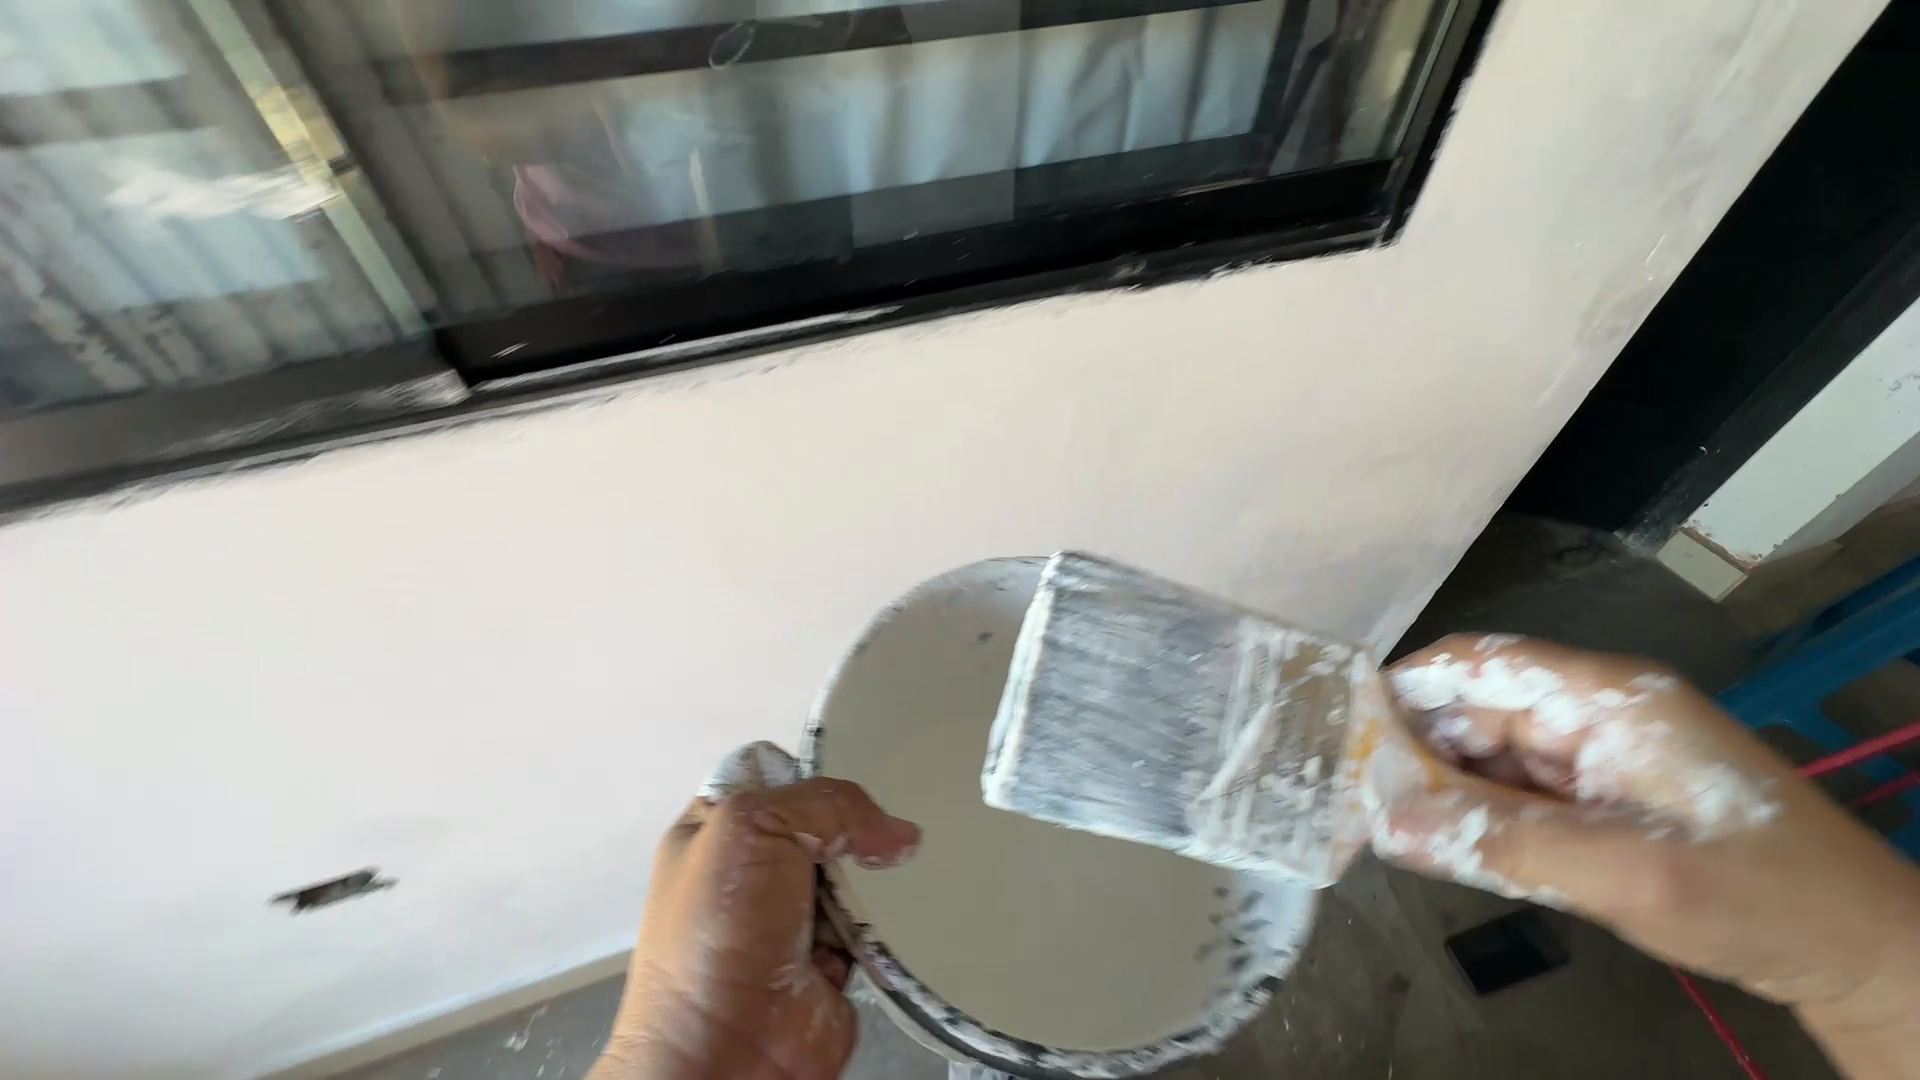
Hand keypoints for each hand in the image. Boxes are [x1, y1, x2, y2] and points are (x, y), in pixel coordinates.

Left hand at [589, 770, 919, 1079]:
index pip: (775, 774)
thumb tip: (898, 833)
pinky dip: (880, 920)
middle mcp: (753, 866)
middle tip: (873, 832)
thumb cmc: (717, 930)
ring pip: (852, 869)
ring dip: (868, 875)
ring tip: (879, 875)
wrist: (725, 1054)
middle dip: (849, 827)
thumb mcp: (755, 827)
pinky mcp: (831, 955)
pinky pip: (872, 919)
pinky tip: (879, 918)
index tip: (843, 778)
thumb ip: (828, 804)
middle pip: (823, 820)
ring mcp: (792, 913)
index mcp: (717, 827)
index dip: (808, 773)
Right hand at [1369, 634, 1919, 1024]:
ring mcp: (1588, 752)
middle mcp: (1587, 711)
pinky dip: (1471, 810)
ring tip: (1392, 822)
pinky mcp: (1589, 792)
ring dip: (1438, 784)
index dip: (1406, 686)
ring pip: (1482, 750)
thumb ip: (1503, 844)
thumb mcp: (1634, 876)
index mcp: (1601, 697)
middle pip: (1471, 707)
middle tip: (1361, 795)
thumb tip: (1385, 824)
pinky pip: (1507, 788)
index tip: (1347, 729)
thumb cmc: (1767, 900)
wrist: (1872, 962)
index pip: (1478, 662)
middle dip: (1413, 747)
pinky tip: (1446, 839)